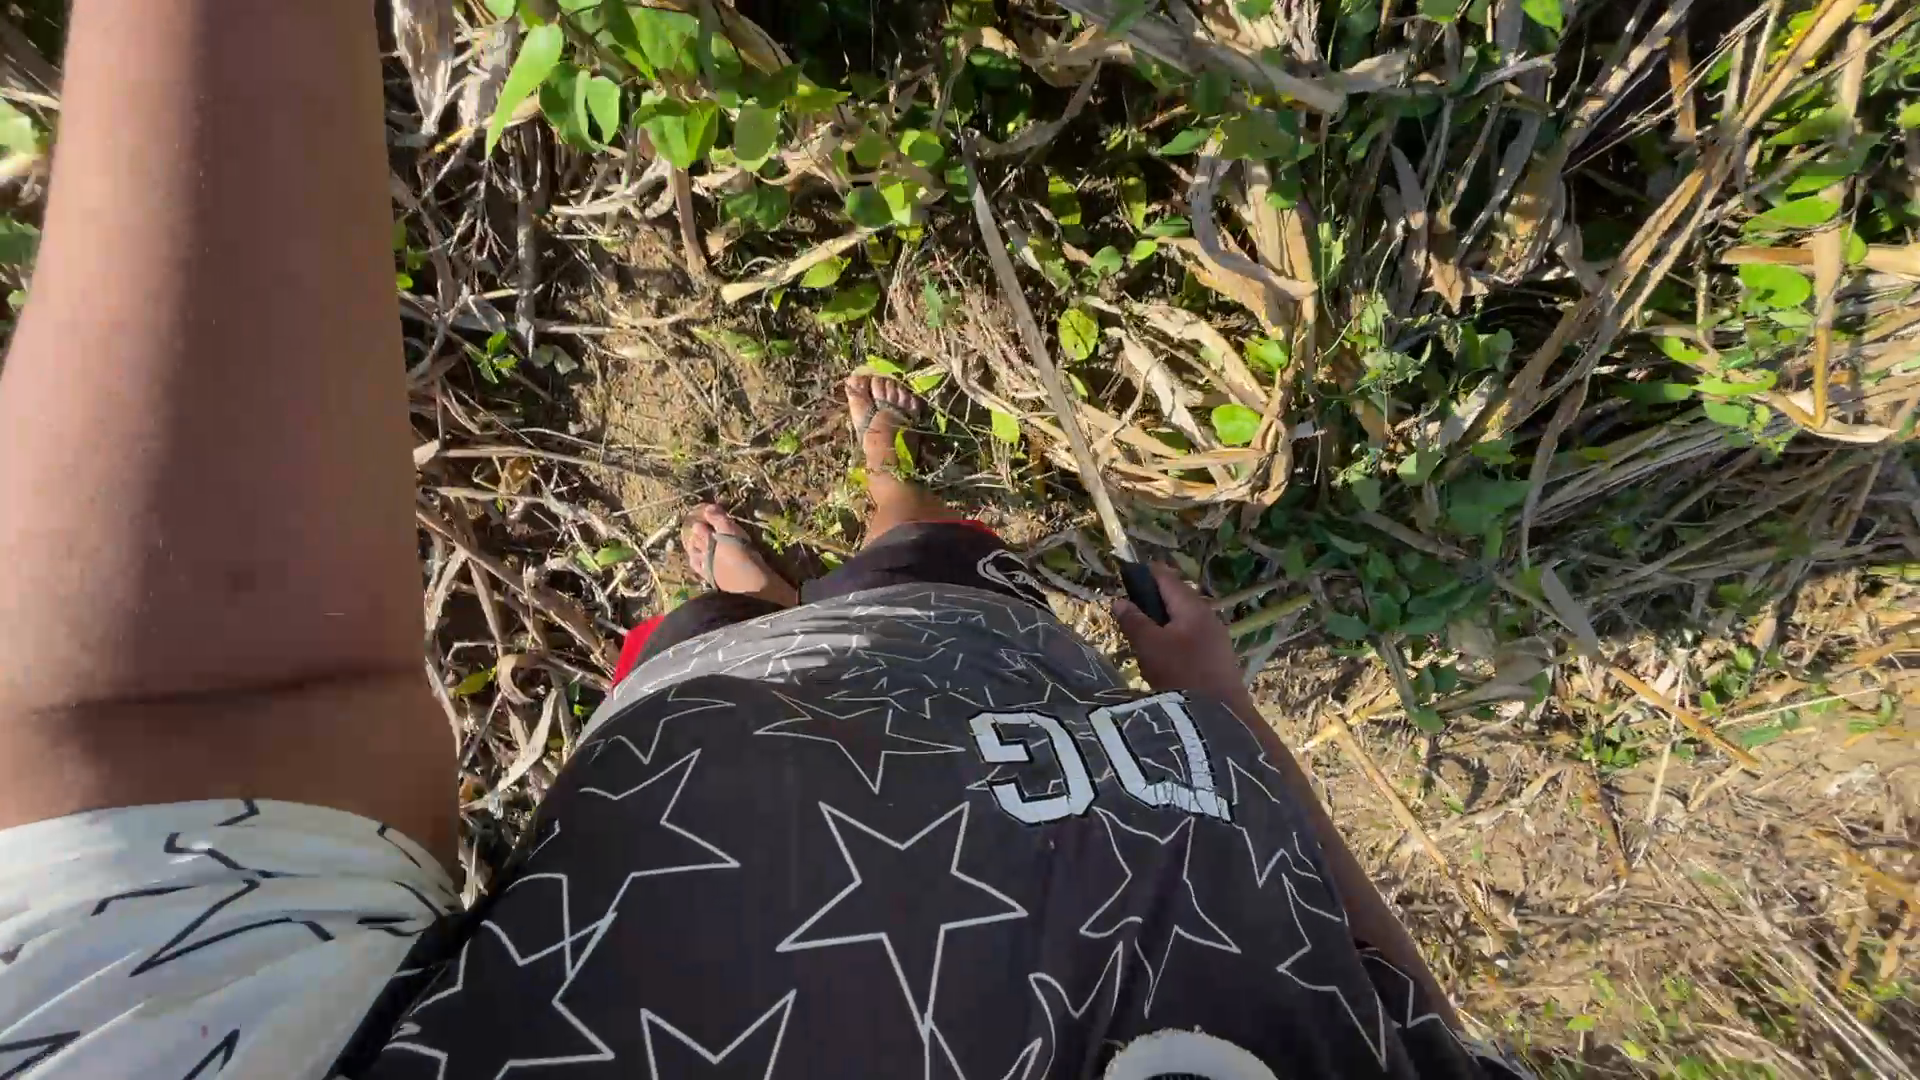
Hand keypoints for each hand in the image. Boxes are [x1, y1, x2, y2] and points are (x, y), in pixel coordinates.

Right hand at [1112, 562, 1241, 695]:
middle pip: (1177, 599)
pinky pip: (1192, 638)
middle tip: (1129, 609)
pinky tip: (1162, 655)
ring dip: (1163, 622)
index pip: (1167, 578)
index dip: (1146, 574)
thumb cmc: (1181, 674)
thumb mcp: (1149, 646)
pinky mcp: (1218, 660)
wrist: (1222, 718)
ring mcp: (1217, 639)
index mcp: (1193, 607)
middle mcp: (1209, 617)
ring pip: (1184, 621)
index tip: (1126, 575)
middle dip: (1153, 600)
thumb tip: (1120, 600)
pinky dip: (1174, 638)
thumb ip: (1133, 621)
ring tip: (1141, 634)